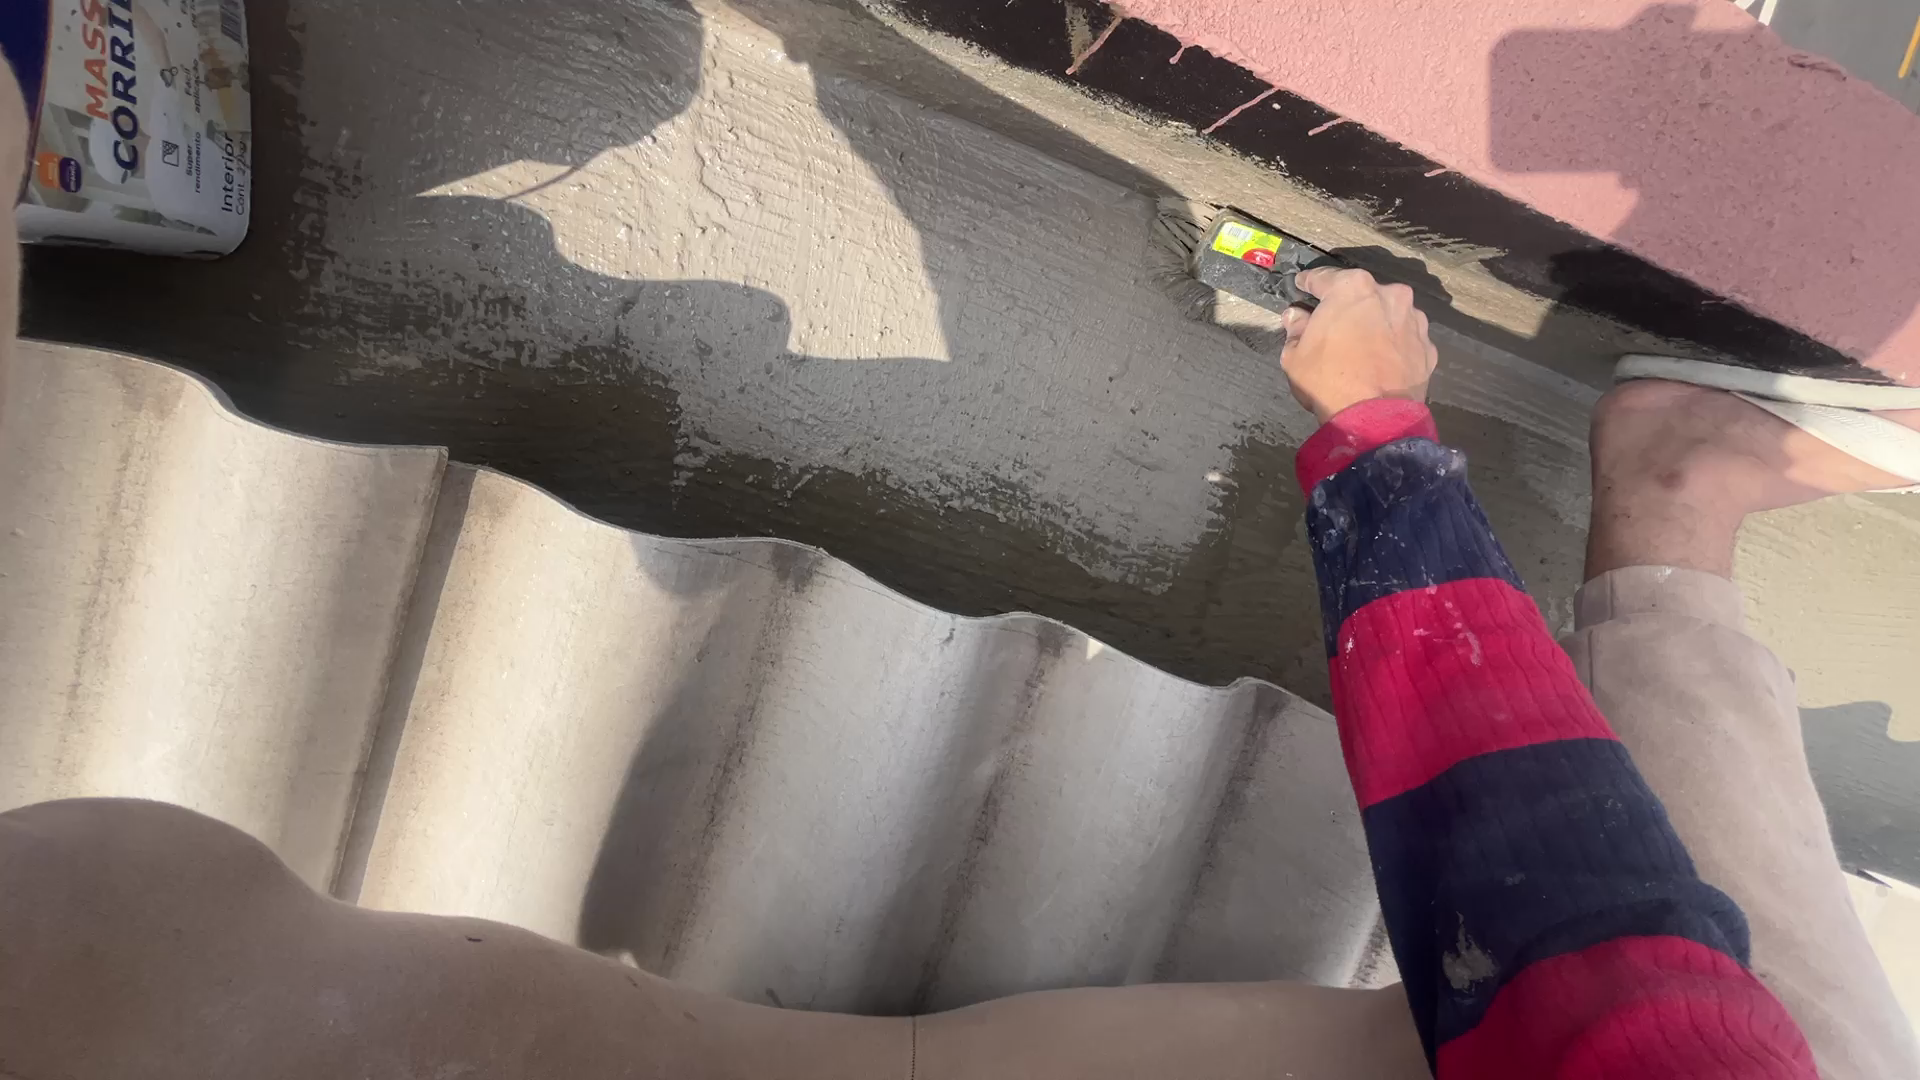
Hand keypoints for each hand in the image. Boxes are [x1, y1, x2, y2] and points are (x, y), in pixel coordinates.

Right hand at [1278, 268, 1437, 422]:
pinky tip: (1379, 362)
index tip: (1301, 285)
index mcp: (1352, 289)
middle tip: (1331, 323)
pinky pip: (1402, 338)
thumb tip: (1296, 317)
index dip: (1309, 282)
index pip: (1324, 277)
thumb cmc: (1327, 379)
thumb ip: (1295, 330)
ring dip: (1372, 324)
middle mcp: (1389, 294)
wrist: (1374, 417)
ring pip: (1387, 314)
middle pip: (1361, 295)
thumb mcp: (1294, 356)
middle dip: (1345, 306)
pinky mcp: (1427, 345)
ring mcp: (1414, 319)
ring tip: (1360, 346)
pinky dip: (1390, 344)